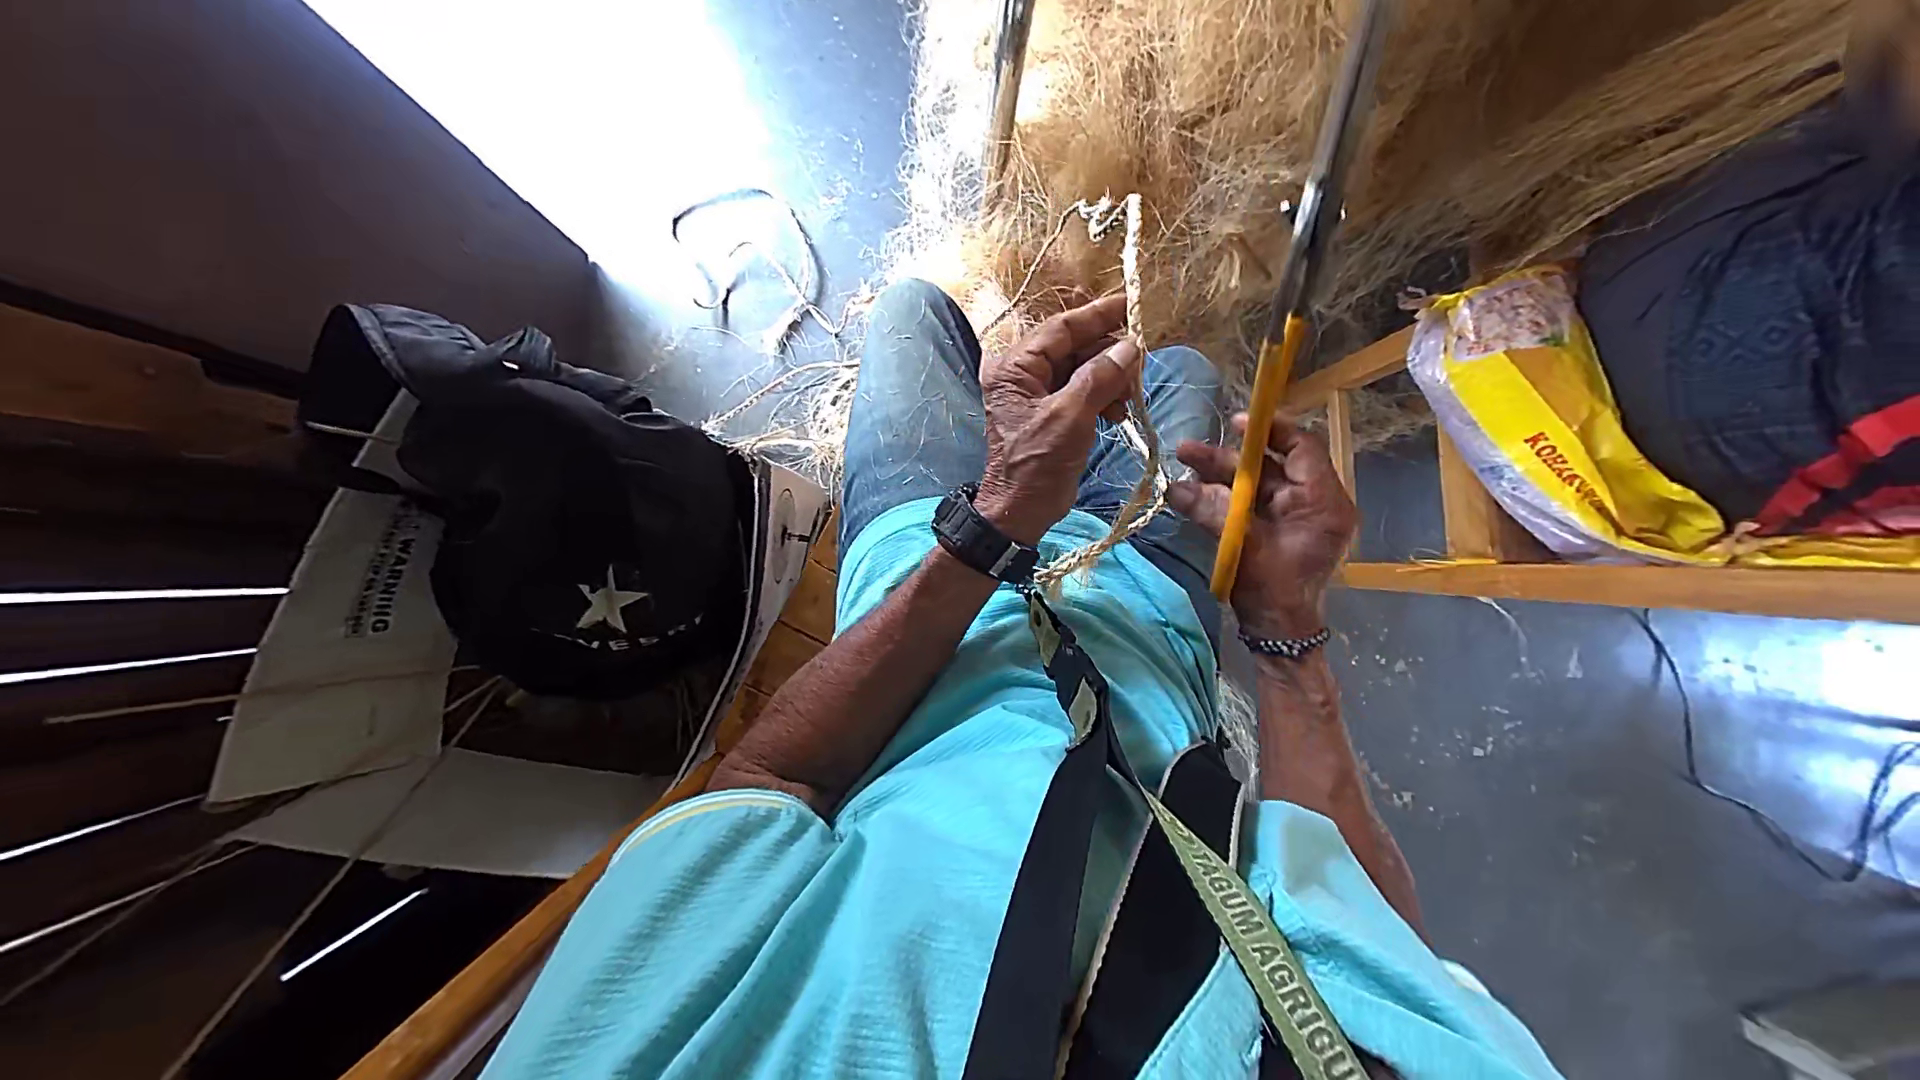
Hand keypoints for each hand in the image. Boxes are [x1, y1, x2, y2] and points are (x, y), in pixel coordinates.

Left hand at [975, 295, 1142, 544]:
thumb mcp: (1069, 417)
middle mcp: (1022, 374)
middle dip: (1109, 354)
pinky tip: (1117, 413)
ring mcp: (1036, 394)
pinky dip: (1102, 398)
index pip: (1061, 328)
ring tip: (1128, 397)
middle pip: (1074, 347)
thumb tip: (1130, 347)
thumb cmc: (1037, 463)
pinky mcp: (1050, 413)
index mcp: (1015, 367)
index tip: (1132, 303)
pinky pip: (1082, 392)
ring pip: (1082, 369)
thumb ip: (1099, 377)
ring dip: (1109, 379)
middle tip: (1140, 363)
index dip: (1098, 314)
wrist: (1021, 510)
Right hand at [1167, 412, 1357, 638]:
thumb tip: (1176, 487)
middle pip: (1268, 466)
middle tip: (1187, 451)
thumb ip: (1214, 512)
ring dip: (1217, 475)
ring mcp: (1289, 516)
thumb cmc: (1274, 592)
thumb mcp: (1245, 548)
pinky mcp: (1271, 528)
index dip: (1270, 431)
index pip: (1303, 449)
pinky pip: (1246, 502)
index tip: (1236, 422)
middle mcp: (1310, 503)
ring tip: (1181, 467)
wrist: (1277, 632)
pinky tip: (1190, 491)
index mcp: (1323, 504)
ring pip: (1252, 483)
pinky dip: (1220, 495)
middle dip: (1226, 458)